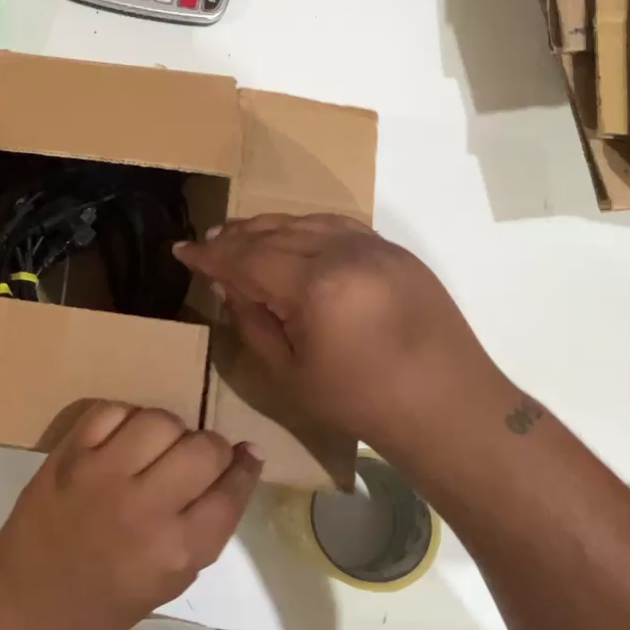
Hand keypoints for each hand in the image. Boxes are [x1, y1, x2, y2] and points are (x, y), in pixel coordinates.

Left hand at [0, 402, 261, 629]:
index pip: (231, 491)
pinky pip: (112, 410)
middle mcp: (146, 508)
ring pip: (160, 421)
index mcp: (178, 550)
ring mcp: (103, 475)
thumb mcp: (171, 579)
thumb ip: (206, 526)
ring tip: (158, 447)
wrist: (29, 598)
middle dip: (212, 448)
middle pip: (204, 448)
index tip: (247, 455)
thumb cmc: (105, 600)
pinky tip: (123, 439)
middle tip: (196, 459)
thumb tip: (240, 466)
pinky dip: (124, 419)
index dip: (245, 468)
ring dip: (169, 430)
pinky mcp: (69, 454)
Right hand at [173, 214, 514, 451]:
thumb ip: (253, 321)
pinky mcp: (395, 252)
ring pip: (306, 223)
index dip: (210, 255)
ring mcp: (375, 247)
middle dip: (235, 238)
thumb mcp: (289, 372)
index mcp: (316, 286)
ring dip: (268, 228)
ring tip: (239, 236)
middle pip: (274, 233)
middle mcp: (345, 253)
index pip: (247, 258)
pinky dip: (305, 227)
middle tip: (206, 244)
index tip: (181, 251)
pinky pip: (337, 226)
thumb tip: (230, 285)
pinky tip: (291, 238)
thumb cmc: (360, 401)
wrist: (447, 406)